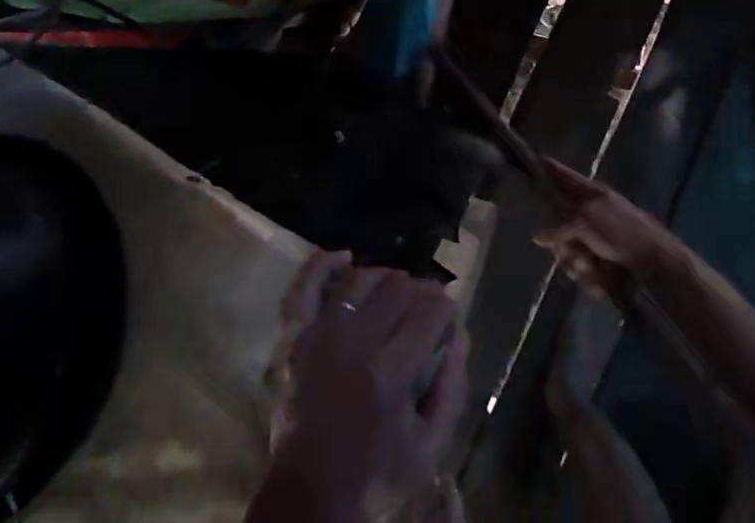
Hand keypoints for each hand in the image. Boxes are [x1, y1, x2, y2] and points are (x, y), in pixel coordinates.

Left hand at [269, 252, 468, 510]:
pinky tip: (345, 256)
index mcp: (390, 372)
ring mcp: (320, 336)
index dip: (448, 310)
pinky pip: (304, 288)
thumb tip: (459, 334)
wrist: (306, 497)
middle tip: (429, 310)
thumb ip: (453, 387)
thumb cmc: (373, 473)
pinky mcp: (295, 340)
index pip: (432, 311)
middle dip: (424, 292)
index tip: (449, 322)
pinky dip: (322, 265)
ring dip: (388, 279)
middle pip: (401, 289)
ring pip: (362, 279)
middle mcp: (355, 343)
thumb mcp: (430, 445)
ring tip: (399, 293)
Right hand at [534, 162, 677, 299]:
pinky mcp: (605, 264)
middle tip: (576, 253)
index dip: (553, 170)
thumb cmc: (621, 232)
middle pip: (561, 226)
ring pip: (569, 254)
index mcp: (593, 195)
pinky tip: (601, 284)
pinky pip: (583, 272)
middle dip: (565, 246)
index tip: (540, 158)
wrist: (655, 263)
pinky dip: (591, 279)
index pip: (567, 178)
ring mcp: (599, 240)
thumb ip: (560, 228)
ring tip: (594, 270)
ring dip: (579, 266)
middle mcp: (594, 215)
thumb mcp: (586, 222)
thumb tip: (537, 236)